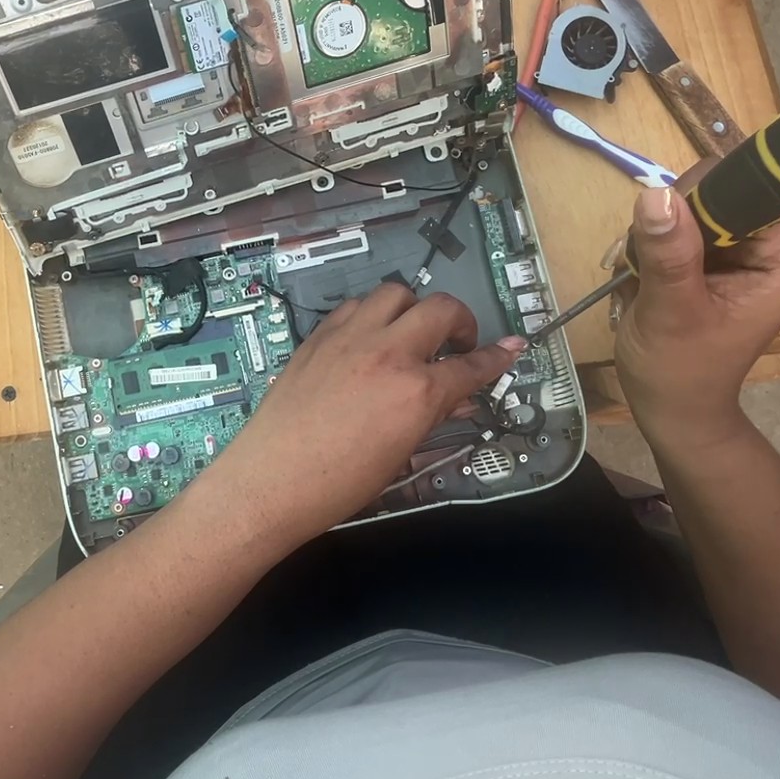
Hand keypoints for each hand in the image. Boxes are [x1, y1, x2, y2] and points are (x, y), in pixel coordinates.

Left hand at [198, 284, 521, 544]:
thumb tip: (454, 397)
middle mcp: (386, 353)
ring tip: (410, 332)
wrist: (271, 480)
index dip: (496, 358)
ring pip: (395, 293)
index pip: (471, 366)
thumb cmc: (336, 485)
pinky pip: (354, 306)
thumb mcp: (399, 455)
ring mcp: (348, 339)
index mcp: (415, 391)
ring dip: (412, 308)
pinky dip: (371, 315)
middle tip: (458, 342)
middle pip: (440, 309)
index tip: (508, 349)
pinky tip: (368, 337)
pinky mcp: (318, 338)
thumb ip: (431, 417)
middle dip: (460, 321)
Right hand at [614, 177, 779, 451]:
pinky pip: (681, 225)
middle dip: (679, 211)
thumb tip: (655, 193)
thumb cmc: (680, 369)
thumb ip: (668, 253)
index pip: (765, 189)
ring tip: (640, 269)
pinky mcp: (712, 258)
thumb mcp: (671, 312)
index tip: (673, 215)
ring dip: (658, 228)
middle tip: (648, 251)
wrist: (671, 407)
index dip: (719, 188)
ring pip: (697, 203)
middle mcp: (770, 247)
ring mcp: (739, 252)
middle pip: (728, 189)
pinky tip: (640, 270)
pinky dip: (653, 240)